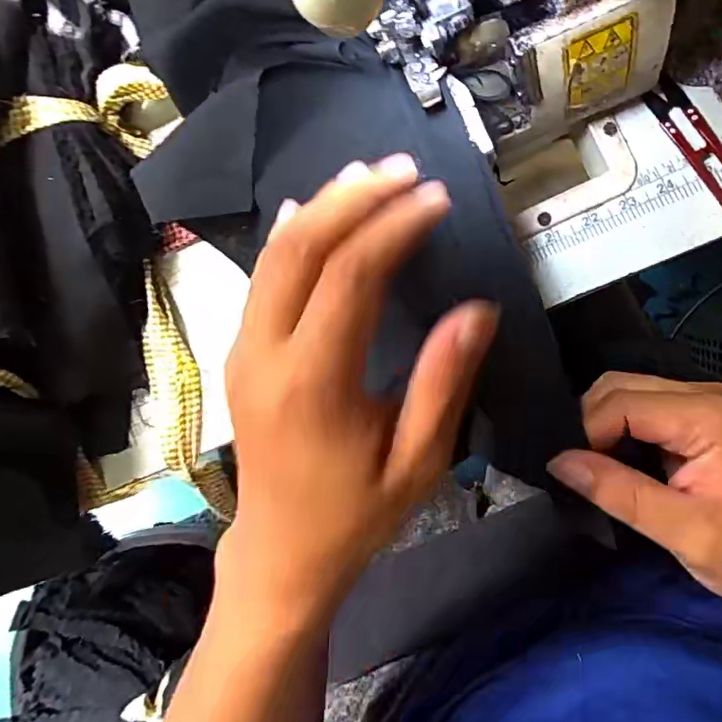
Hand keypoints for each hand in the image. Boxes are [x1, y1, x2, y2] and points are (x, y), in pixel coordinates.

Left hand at [220, 154, 499, 626]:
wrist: (279, 552)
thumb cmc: (355, 513)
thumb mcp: (417, 461)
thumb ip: (444, 383)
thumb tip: (478, 309)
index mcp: (313, 383)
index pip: (351, 276)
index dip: (394, 227)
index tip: (436, 199)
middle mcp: (266, 353)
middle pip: (302, 248)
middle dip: (355, 198)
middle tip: (405, 170)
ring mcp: (244, 347)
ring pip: (277, 253)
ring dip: (324, 205)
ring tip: (370, 175)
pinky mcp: (242, 348)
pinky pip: (265, 276)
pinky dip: (292, 233)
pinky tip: (313, 206)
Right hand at [547, 373, 721, 629]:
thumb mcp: (684, 533)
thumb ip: (619, 492)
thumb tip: (558, 462)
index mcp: (708, 415)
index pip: (622, 403)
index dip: (586, 433)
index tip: (568, 473)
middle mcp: (707, 395)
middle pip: (622, 386)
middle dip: (590, 422)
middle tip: (574, 469)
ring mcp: (707, 403)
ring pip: (630, 393)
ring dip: (603, 424)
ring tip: (590, 467)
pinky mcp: (703, 419)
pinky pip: (647, 408)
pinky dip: (622, 429)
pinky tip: (615, 461)